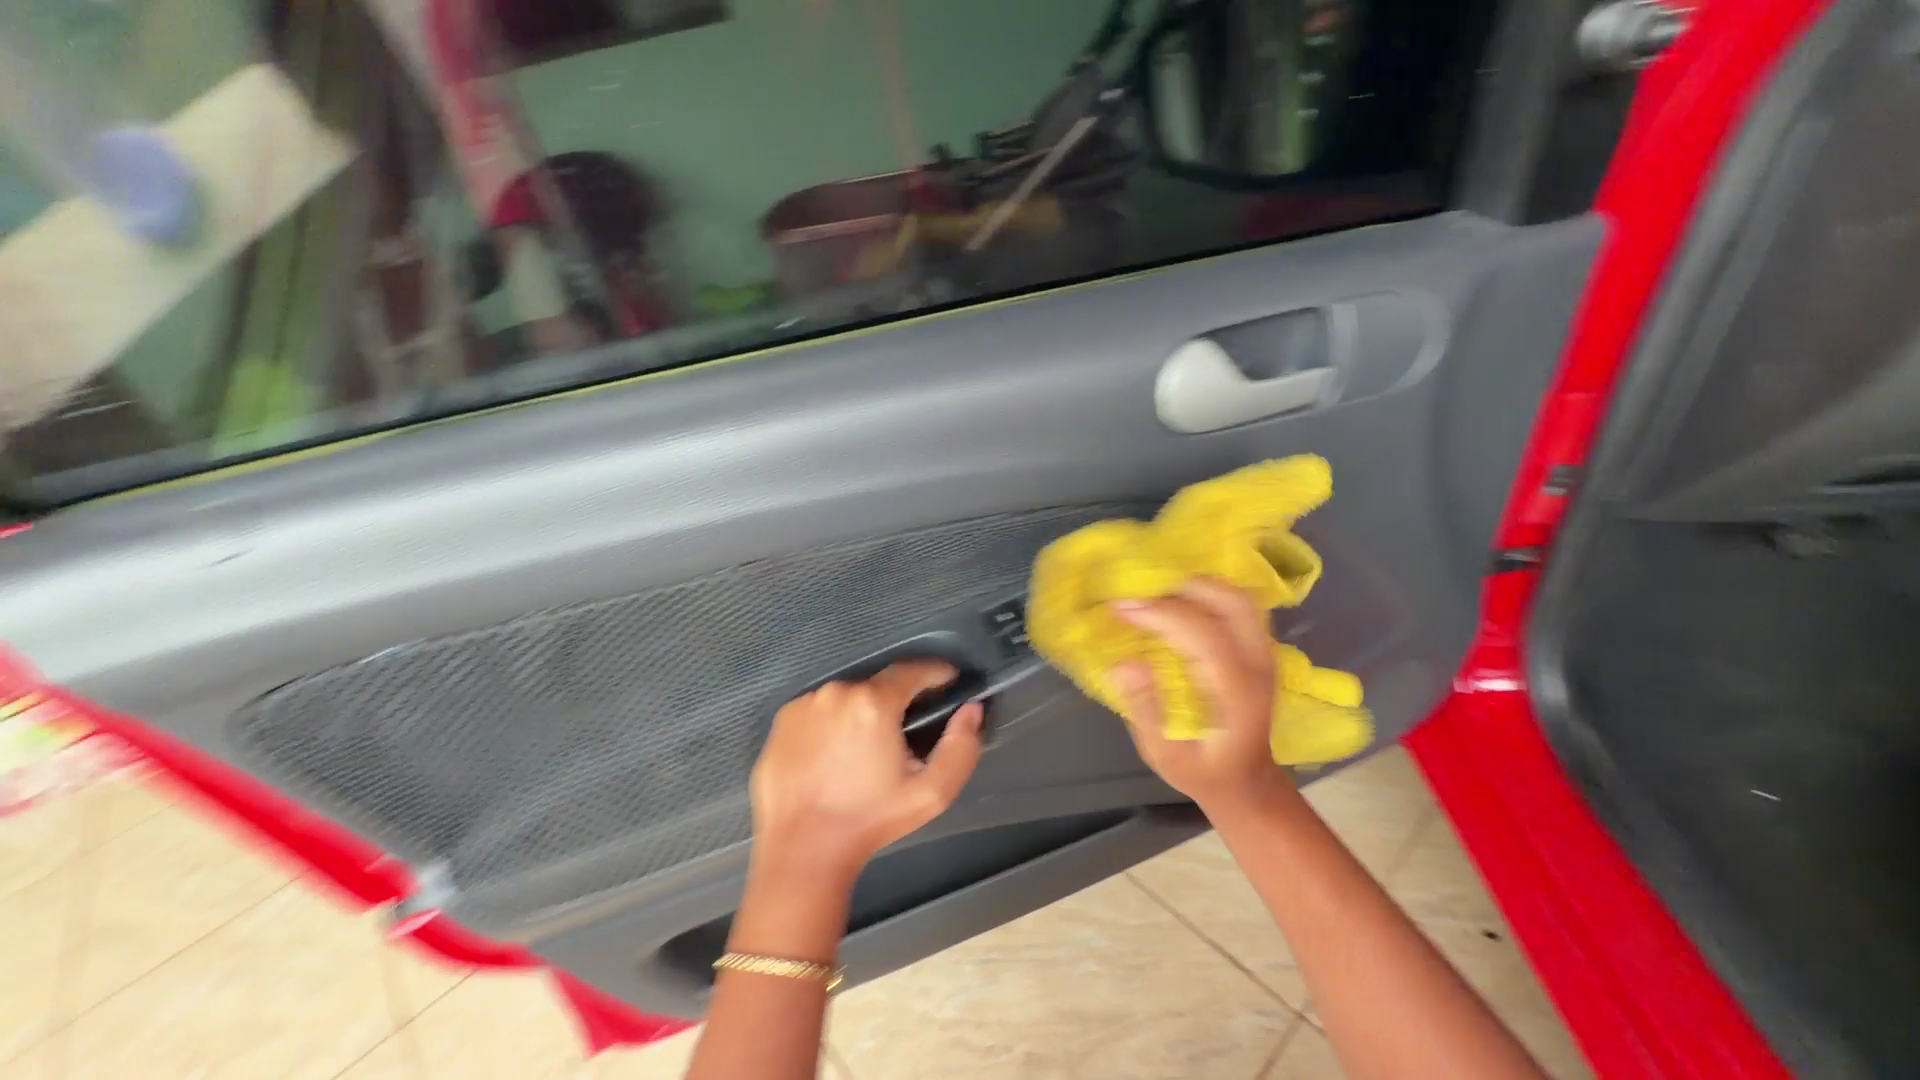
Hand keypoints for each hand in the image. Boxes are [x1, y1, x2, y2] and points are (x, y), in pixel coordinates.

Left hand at [751, 660, 984, 881]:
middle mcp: (836, 693)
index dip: (935, 673)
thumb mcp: (931, 792)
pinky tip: (835, 758)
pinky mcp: (781, 722)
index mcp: (872, 703)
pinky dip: (832, 725)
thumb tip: (971, 710)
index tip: (948, 681)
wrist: (802, 850)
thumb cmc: (870, 820)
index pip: (912, 670)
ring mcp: (804, 705)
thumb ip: (961, 746)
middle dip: (896, 702)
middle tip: (905, 733)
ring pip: (846, 699)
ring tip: (867, 750)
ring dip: (862, 713)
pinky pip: (818, 712)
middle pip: (878, 686)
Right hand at [1110, 579, 1299, 819]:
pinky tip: (1178, 598)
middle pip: (1233, 604)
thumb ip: (1146, 709)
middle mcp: (1260, 668)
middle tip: (1138, 593)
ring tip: (1156, 592)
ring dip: (1197, 586)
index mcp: (1237, 696)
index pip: (1207, 638)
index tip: (1122, 607)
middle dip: (1181, 588)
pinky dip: (1208, 593)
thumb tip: (1124, 663)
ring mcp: (1266, 655)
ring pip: (1240, 599)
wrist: (1246, 783)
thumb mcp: (1164, 754)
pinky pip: (1239, 606)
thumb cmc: (1202, 772)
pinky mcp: (1261, 649)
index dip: (1164, 615)